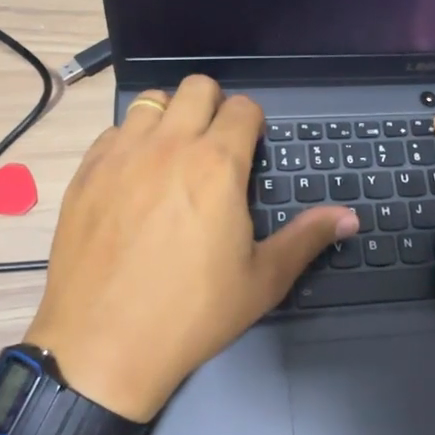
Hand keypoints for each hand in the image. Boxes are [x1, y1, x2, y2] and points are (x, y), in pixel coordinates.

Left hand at [26, 76, 355, 421]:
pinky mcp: (84, 174)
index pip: (244, 107)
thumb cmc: (192, 314)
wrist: (101, 347)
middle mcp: (168, 145)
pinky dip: (130, 141)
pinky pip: (113, 132)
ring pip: (151, 101)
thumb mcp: (262, 281)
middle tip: (216, 148)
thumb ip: (307, 238)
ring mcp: (120, 156)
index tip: (251, 152)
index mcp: (217, 165)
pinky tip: (134, 179)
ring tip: (174, 157)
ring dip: (170, 117)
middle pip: (197, 87)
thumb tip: (350, 217)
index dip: (254, 125)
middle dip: (215, 107)